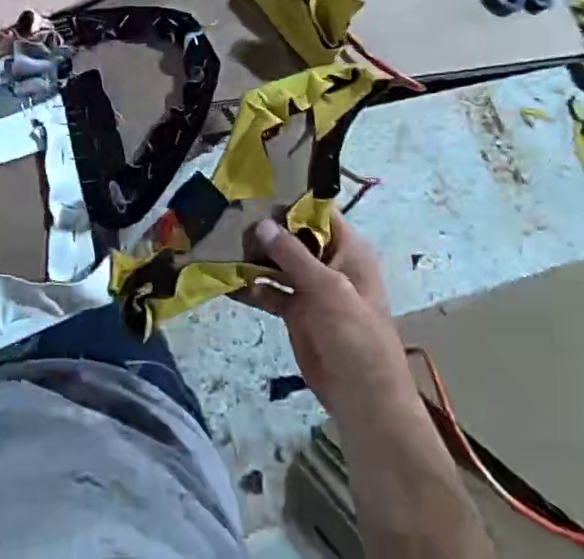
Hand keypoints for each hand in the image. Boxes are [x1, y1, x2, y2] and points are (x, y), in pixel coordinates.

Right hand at [235, 213, 412, 416]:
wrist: (363, 394)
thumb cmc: (355, 332)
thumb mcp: (327, 287)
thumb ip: (293, 255)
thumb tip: (261, 223)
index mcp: (347, 248)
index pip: (318, 212)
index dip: (291, 200)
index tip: (256, 189)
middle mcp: (328, 261)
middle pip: (294, 235)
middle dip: (265, 228)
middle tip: (228, 215)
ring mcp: (310, 287)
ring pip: (278, 263)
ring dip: (254, 257)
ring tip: (220, 244)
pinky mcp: (296, 312)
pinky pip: (271, 292)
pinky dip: (252, 288)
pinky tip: (226, 282)